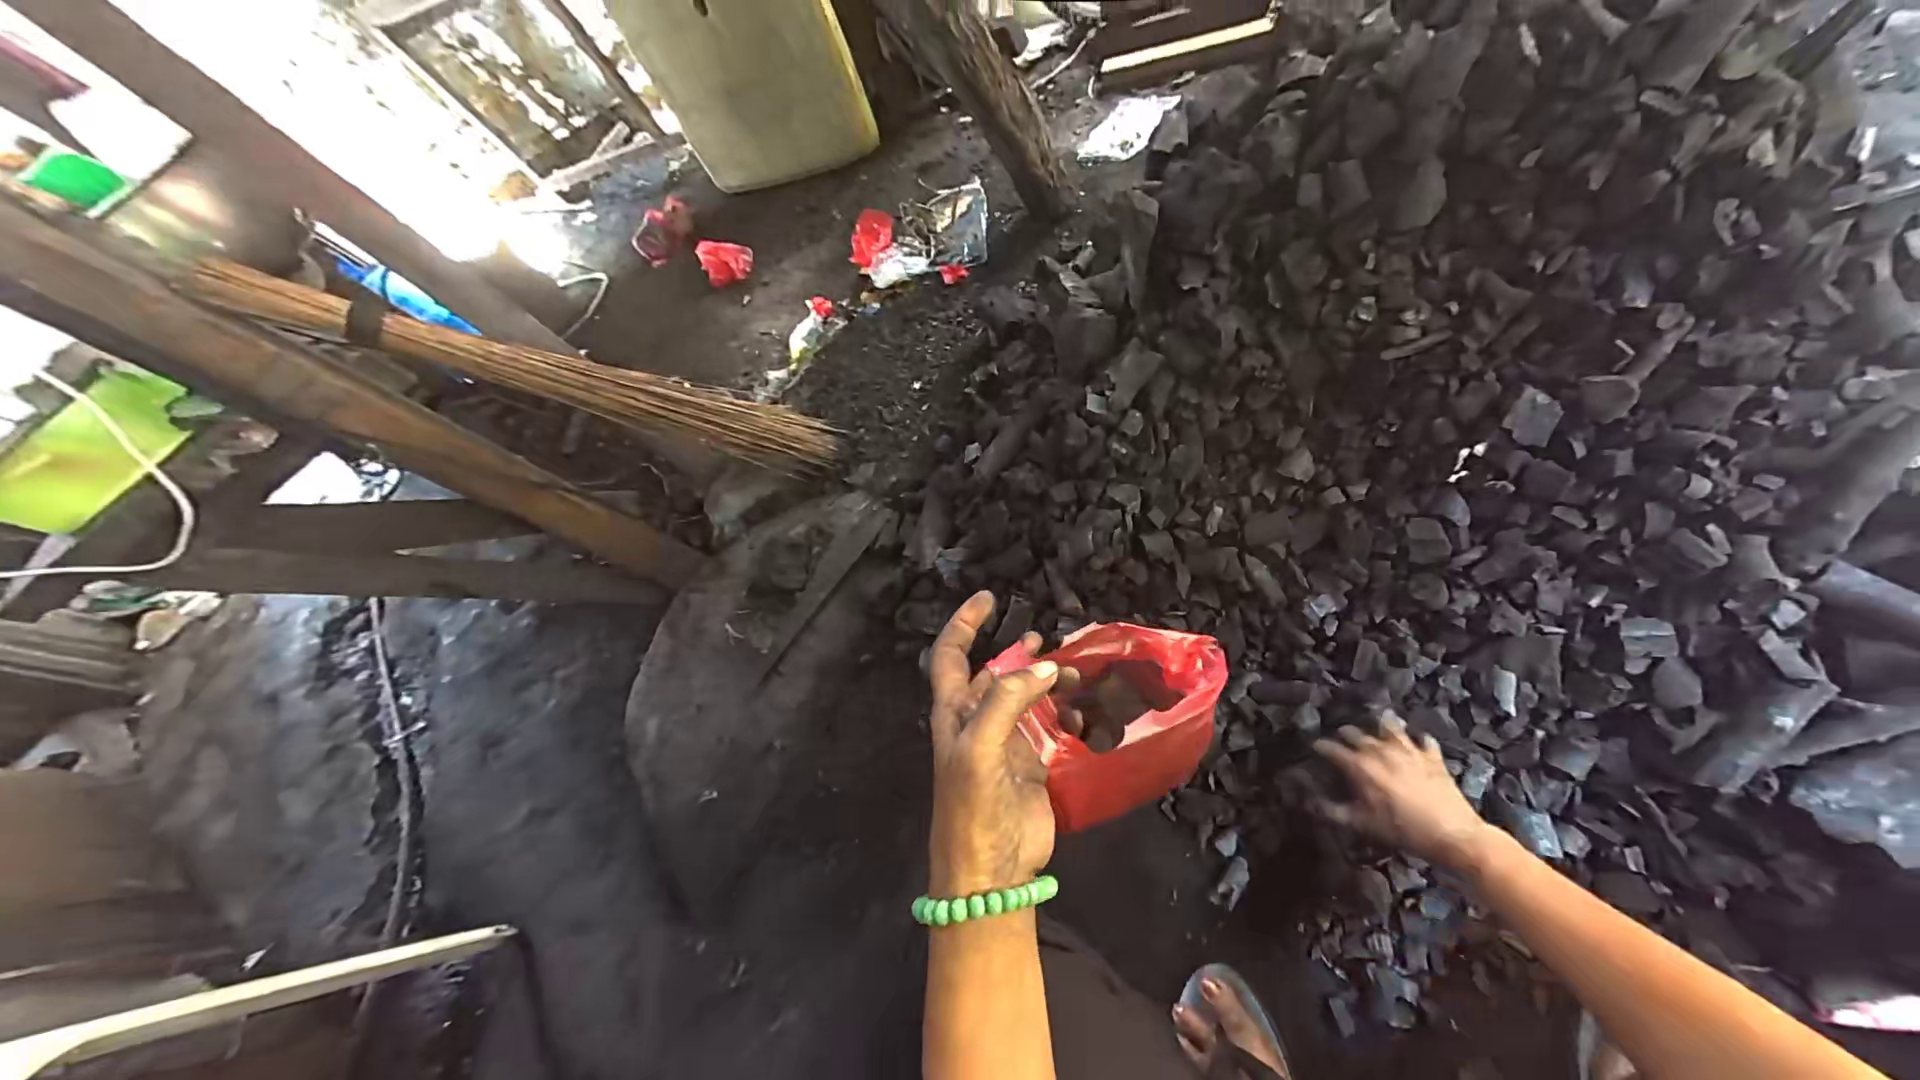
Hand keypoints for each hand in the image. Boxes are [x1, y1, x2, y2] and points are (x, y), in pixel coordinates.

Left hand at [925, 592, 1074, 897]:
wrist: (991, 871)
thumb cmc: (973, 807)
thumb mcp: (979, 749)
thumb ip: (1006, 702)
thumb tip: (1044, 668)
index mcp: (954, 712)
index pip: (951, 655)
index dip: (965, 624)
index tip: (989, 598)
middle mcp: (978, 720)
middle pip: (996, 672)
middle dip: (1019, 653)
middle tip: (1051, 641)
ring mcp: (1007, 741)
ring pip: (1028, 696)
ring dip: (1049, 681)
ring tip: (1076, 673)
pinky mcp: (1032, 761)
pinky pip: (1051, 724)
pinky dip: (1068, 713)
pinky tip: (1085, 711)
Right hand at [1312, 711, 1493, 868]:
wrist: (1455, 836)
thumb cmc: (1405, 831)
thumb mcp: (1364, 825)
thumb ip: (1334, 811)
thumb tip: (1312, 802)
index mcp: (1361, 766)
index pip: (1333, 749)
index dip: (1321, 746)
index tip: (1315, 747)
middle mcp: (1381, 752)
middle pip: (1357, 734)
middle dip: (1346, 734)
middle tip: (1342, 737)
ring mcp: (1409, 751)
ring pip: (1391, 727)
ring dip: (1381, 725)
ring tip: (1376, 723)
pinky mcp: (1433, 757)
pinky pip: (1424, 740)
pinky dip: (1418, 739)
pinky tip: (1416, 741)